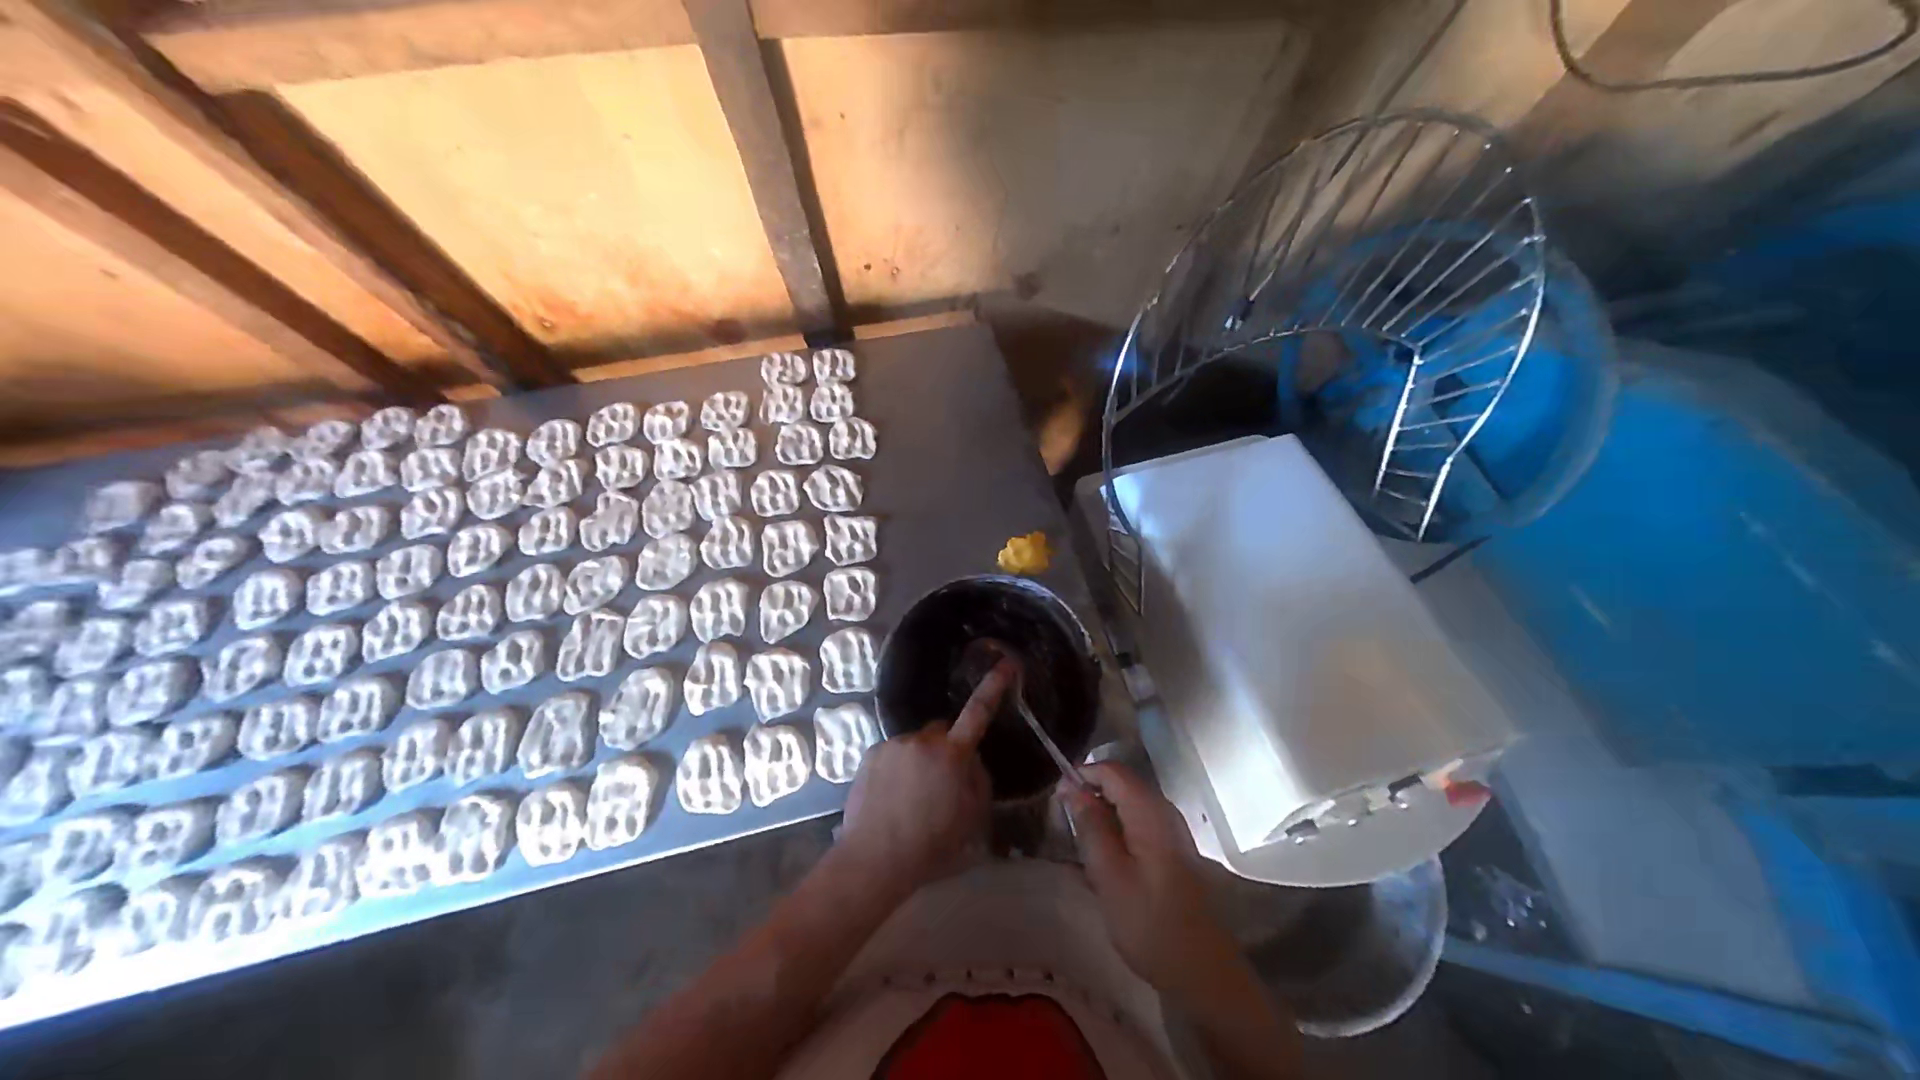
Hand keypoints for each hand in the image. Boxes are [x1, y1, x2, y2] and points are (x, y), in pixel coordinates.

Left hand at [835, 660, 1015, 899]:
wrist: (875, 859)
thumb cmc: (931, 846)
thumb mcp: (971, 820)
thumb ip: (978, 782)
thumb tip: (972, 762)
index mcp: (952, 755)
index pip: (978, 713)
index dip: (994, 687)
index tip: (1005, 663)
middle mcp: (922, 740)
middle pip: (942, 731)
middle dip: (947, 746)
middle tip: (943, 781)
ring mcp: (893, 745)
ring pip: (916, 745)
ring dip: (919, 760)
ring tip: (912, 798)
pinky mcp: (870, 754)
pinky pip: (893, 754)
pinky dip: (897, 769)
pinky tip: (892, 797)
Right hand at [1063, 764, 1254, 1007]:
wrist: (1203, 972)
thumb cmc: (1150, 923)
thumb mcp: (1108, 875)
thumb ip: (1091, 826)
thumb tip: (1072, 788)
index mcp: (1150, 813)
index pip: (1112, 771)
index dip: (1081, 775)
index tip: (1056, 798)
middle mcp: (1165, 813)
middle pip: (1122, 785)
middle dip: (1090, 795)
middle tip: (1064, 823)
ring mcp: (1173, 834)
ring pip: (1129, 806)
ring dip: (1102, 816)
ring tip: (1079, 845)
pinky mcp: (1174, 854)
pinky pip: (1138, 826)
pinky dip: (1117, 833)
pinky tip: (1104, 863)